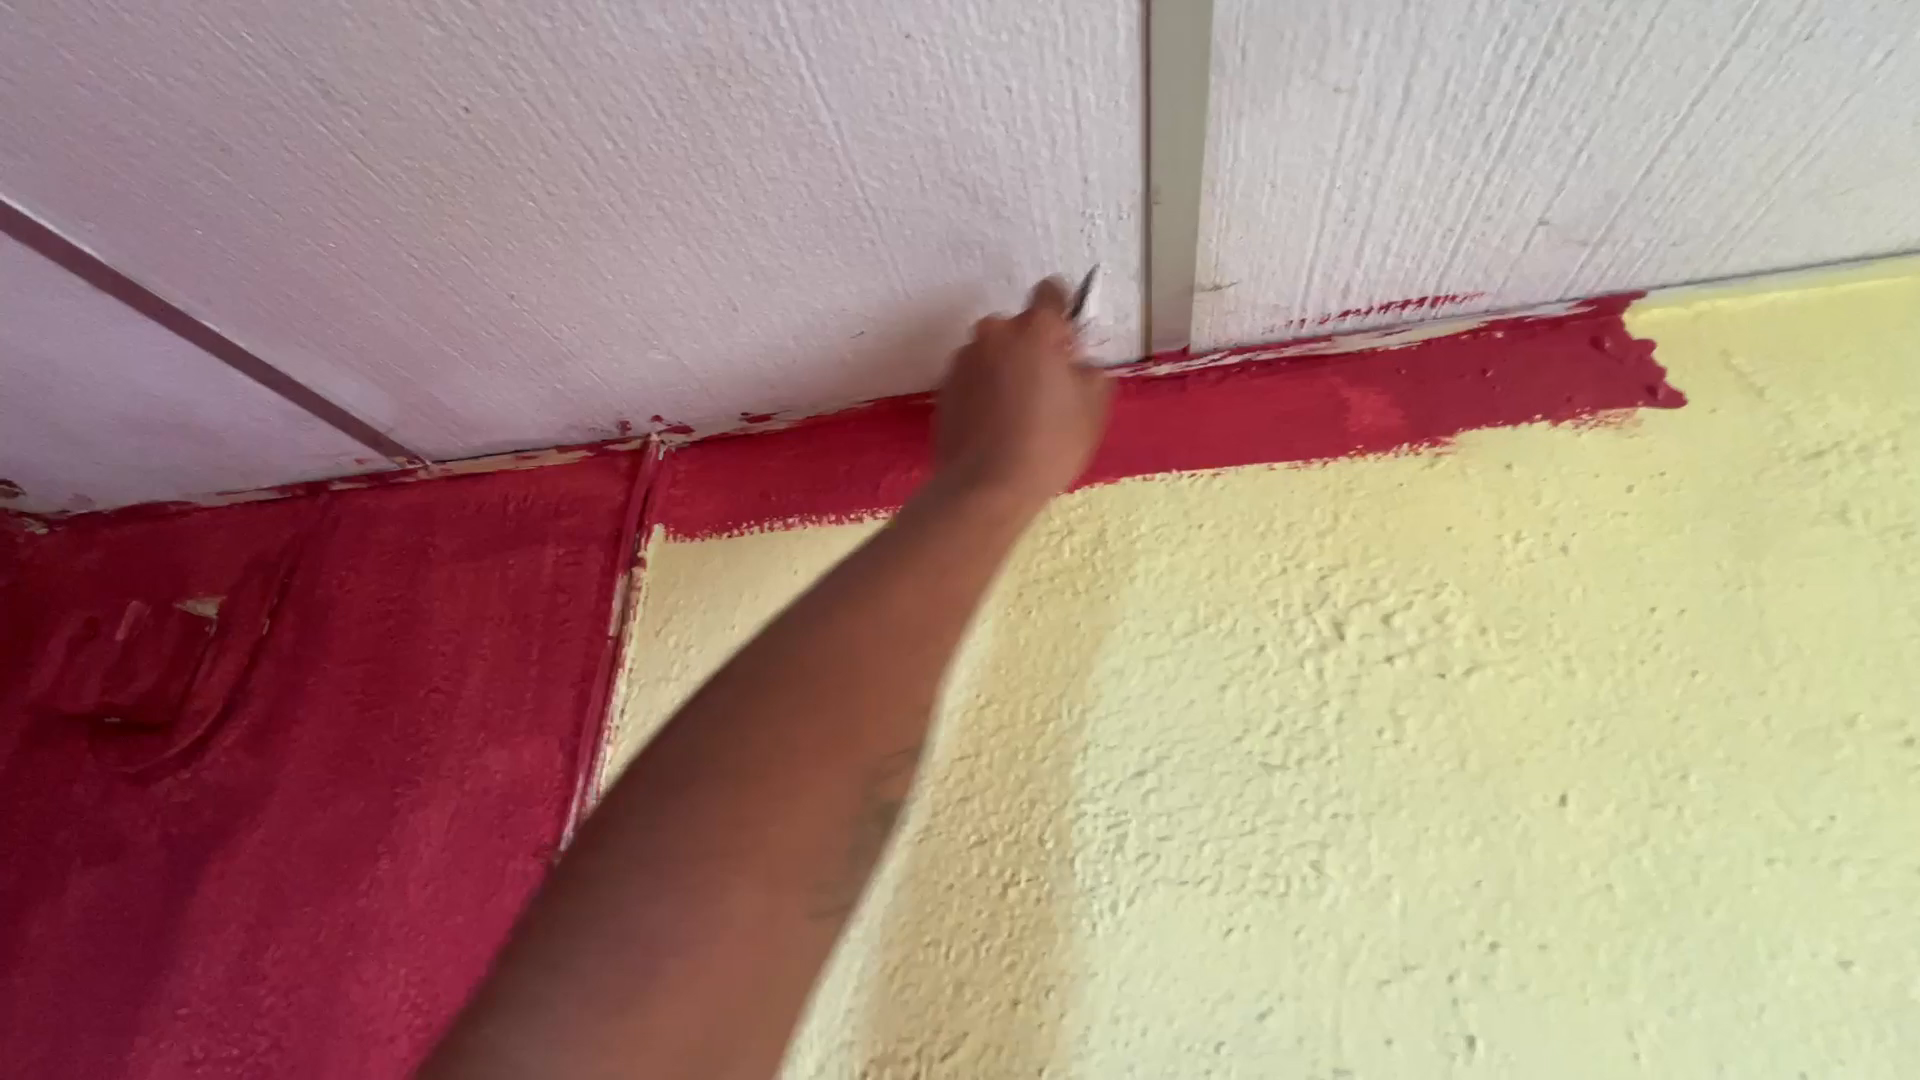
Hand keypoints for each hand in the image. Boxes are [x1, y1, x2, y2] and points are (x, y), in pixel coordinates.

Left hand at [929, 277, 1113, 513]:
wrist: (984, 487)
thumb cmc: (1048, 446)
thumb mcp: (1093, 409)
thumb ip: (1089, 370)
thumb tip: (1075, 364)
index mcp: (1034, 329)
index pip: (1051, 292)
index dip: (1062, 315)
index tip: (1066, 344)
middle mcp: (993, 333)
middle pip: (1018, 328)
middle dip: (1031, 348)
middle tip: (1045, 389)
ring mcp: (962, 361)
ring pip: (992, 354)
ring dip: (1004, 370)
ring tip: (1016, 414)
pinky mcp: (943, 389)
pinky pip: (972, 380)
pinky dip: (983, 393)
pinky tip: (994, 427)